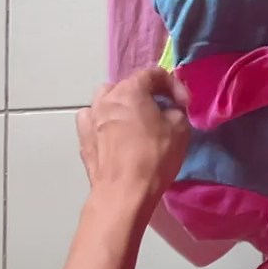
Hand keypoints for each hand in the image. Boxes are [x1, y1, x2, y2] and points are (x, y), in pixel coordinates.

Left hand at [76, 68, 191, 218]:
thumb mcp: (180, 128)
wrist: (124, 194)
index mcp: (130, 89)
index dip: (173, 85)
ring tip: (135, 120)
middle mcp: (106, 98)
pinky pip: (93, 120)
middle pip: (129, 85)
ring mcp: (91, 118)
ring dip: (122, 105)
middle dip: (148, 94)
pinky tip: (113, 133)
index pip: (154, 74)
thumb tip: (168, 112)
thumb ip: (175, 110)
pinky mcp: (83, 139)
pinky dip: (103, 121)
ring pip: (107, 100)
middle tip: (162, 111)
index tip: (184, 104)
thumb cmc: (154, 157)